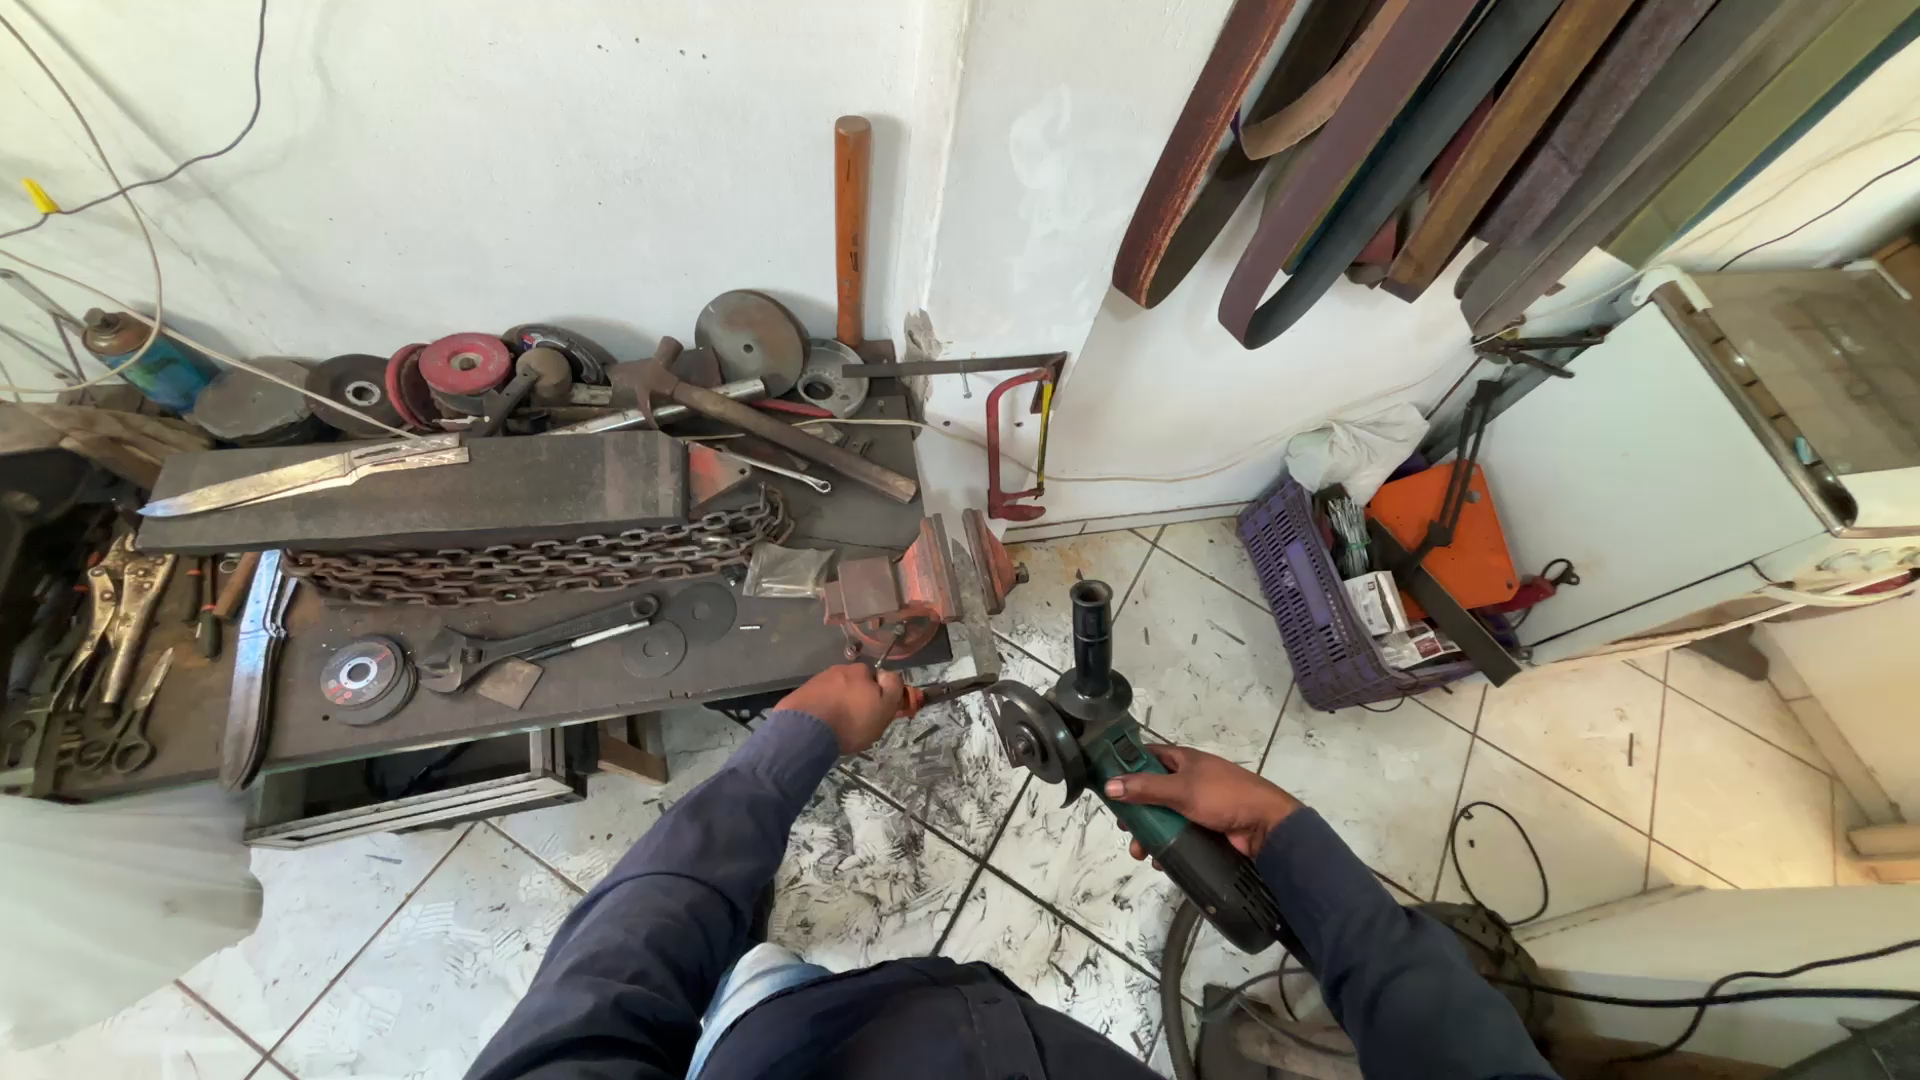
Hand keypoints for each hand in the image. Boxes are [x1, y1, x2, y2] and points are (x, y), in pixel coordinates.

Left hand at [776, 663, 905, 754]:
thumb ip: (893, 689)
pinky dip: (822, 709)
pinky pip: (818, 700)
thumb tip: (891, 676)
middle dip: (857, 697)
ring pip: (836, 691)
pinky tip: (821, 724)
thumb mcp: (885, 709)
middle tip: (856, 720)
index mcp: (862, 670)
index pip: (878, 679)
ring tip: (836, 725)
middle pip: (855, 684)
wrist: (806, 731)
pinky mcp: (801, 693)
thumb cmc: (852, 721)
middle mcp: (840, 669)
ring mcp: (818, 680)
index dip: (880, 696)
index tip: (877, 713)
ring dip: (838, 703)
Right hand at [1104, 744, 1301, 858]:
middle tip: (1125, 827)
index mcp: (1182, 760)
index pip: (1146, 756)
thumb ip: (1145, 787)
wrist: (1268, 827)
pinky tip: (1160, 861)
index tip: (1107, 785)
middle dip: (1135, 811)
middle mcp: (1187, 779)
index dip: (1125, 767)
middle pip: (1150, 791)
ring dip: (1149, 834)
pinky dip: (1166, 846)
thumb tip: (1109, 786)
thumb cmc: (1224, 796)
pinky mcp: (1204, 828)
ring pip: (1163, 817)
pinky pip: (1177, 835)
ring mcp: (1196, 805)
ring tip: (1140, 853)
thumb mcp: (1182, 789)